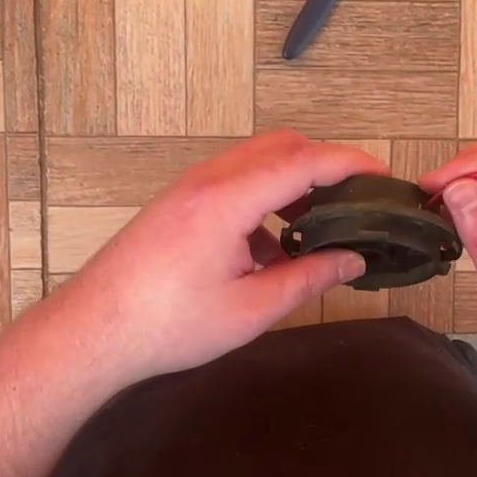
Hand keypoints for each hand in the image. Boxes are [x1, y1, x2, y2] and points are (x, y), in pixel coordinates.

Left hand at [44, 130, 383, 391]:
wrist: (93, 331)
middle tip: (357, 197)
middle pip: (280, 146)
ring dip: (292, 181)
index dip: (350, 163)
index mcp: (228, 199)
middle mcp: (208, 180)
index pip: (303, 161)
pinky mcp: (178, 202)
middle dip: (324, 164)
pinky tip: (272, 247)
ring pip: (255, 161)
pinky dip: (263, 198)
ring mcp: (189, 187)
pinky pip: (233, 181)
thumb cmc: (168, 325)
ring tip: (319, 223)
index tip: (383, 175)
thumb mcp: (251, 309)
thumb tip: (352, 261)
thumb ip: (308, 279)